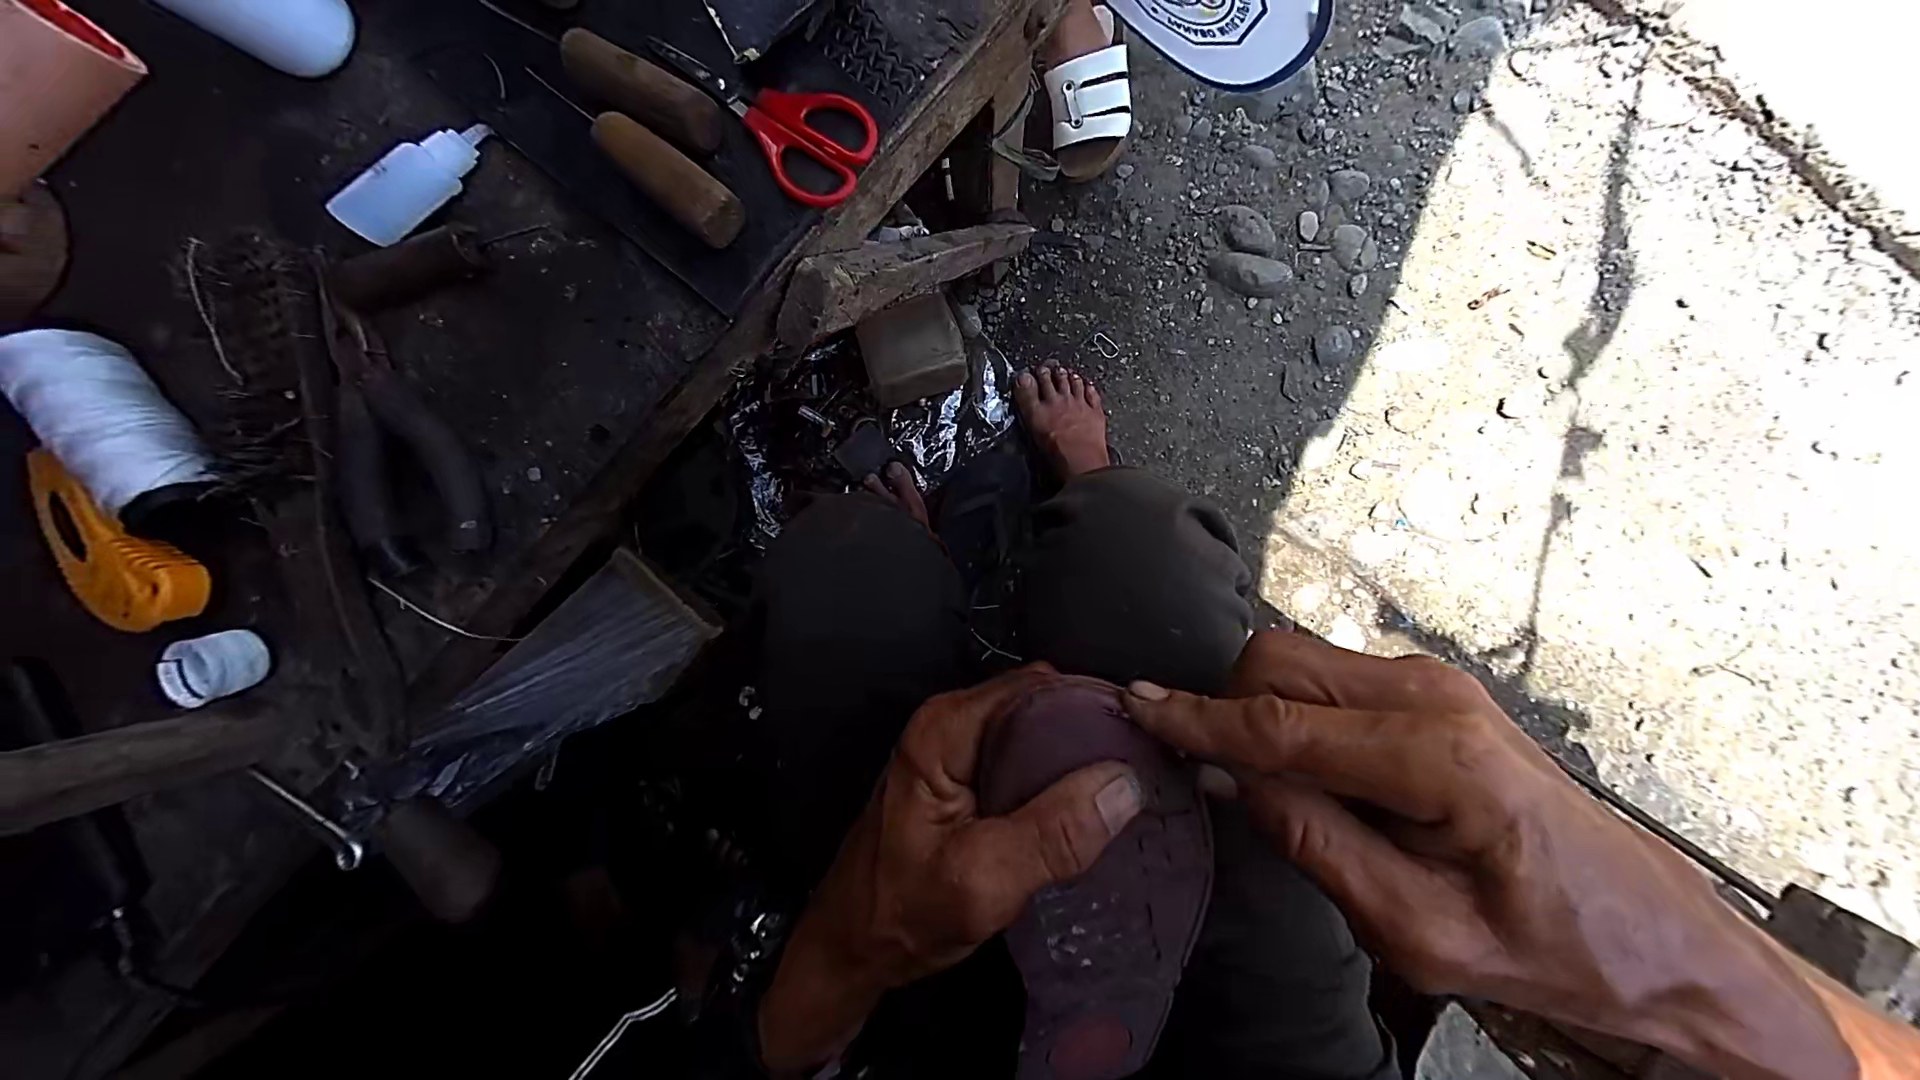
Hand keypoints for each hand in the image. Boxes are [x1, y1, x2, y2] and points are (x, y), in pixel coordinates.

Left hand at [758, 666, 1142, 1072]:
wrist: (853, 943)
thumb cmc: (902, 912)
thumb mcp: (982, 881)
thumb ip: (1052, 833)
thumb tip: (1123, 784)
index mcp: (946, 727)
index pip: (1035, 688)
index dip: (1090, 707)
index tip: (1140, 738)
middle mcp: (950, 720)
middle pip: (1037, 702)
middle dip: (1089, 730)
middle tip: (1142, 766)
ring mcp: (957, 744)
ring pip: (1034, 729)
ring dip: (1076, 754)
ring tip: (1126, 784)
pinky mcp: (965, 770)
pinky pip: (1023, 754)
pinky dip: (1055, 773)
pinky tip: (1086, 801)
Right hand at [1124, 631, 1854, 1079]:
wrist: (1657, 935)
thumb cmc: (1548, 948)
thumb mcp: (1417, 932)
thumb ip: (1309, 840)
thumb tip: (1225, 775)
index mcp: (1439, 758)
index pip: (1280, 724)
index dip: (1198, 718)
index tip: (1139, 705)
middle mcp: (1430, 693)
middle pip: (1276, 663)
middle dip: (1226, 706)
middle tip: (1220, 770)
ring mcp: (1429, 678)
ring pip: (1290, 656)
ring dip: (1255, 705)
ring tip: (1276, 777)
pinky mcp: (1422, 683)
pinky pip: (1319, 671)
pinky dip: (1286, 705)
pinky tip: (1311, 761)